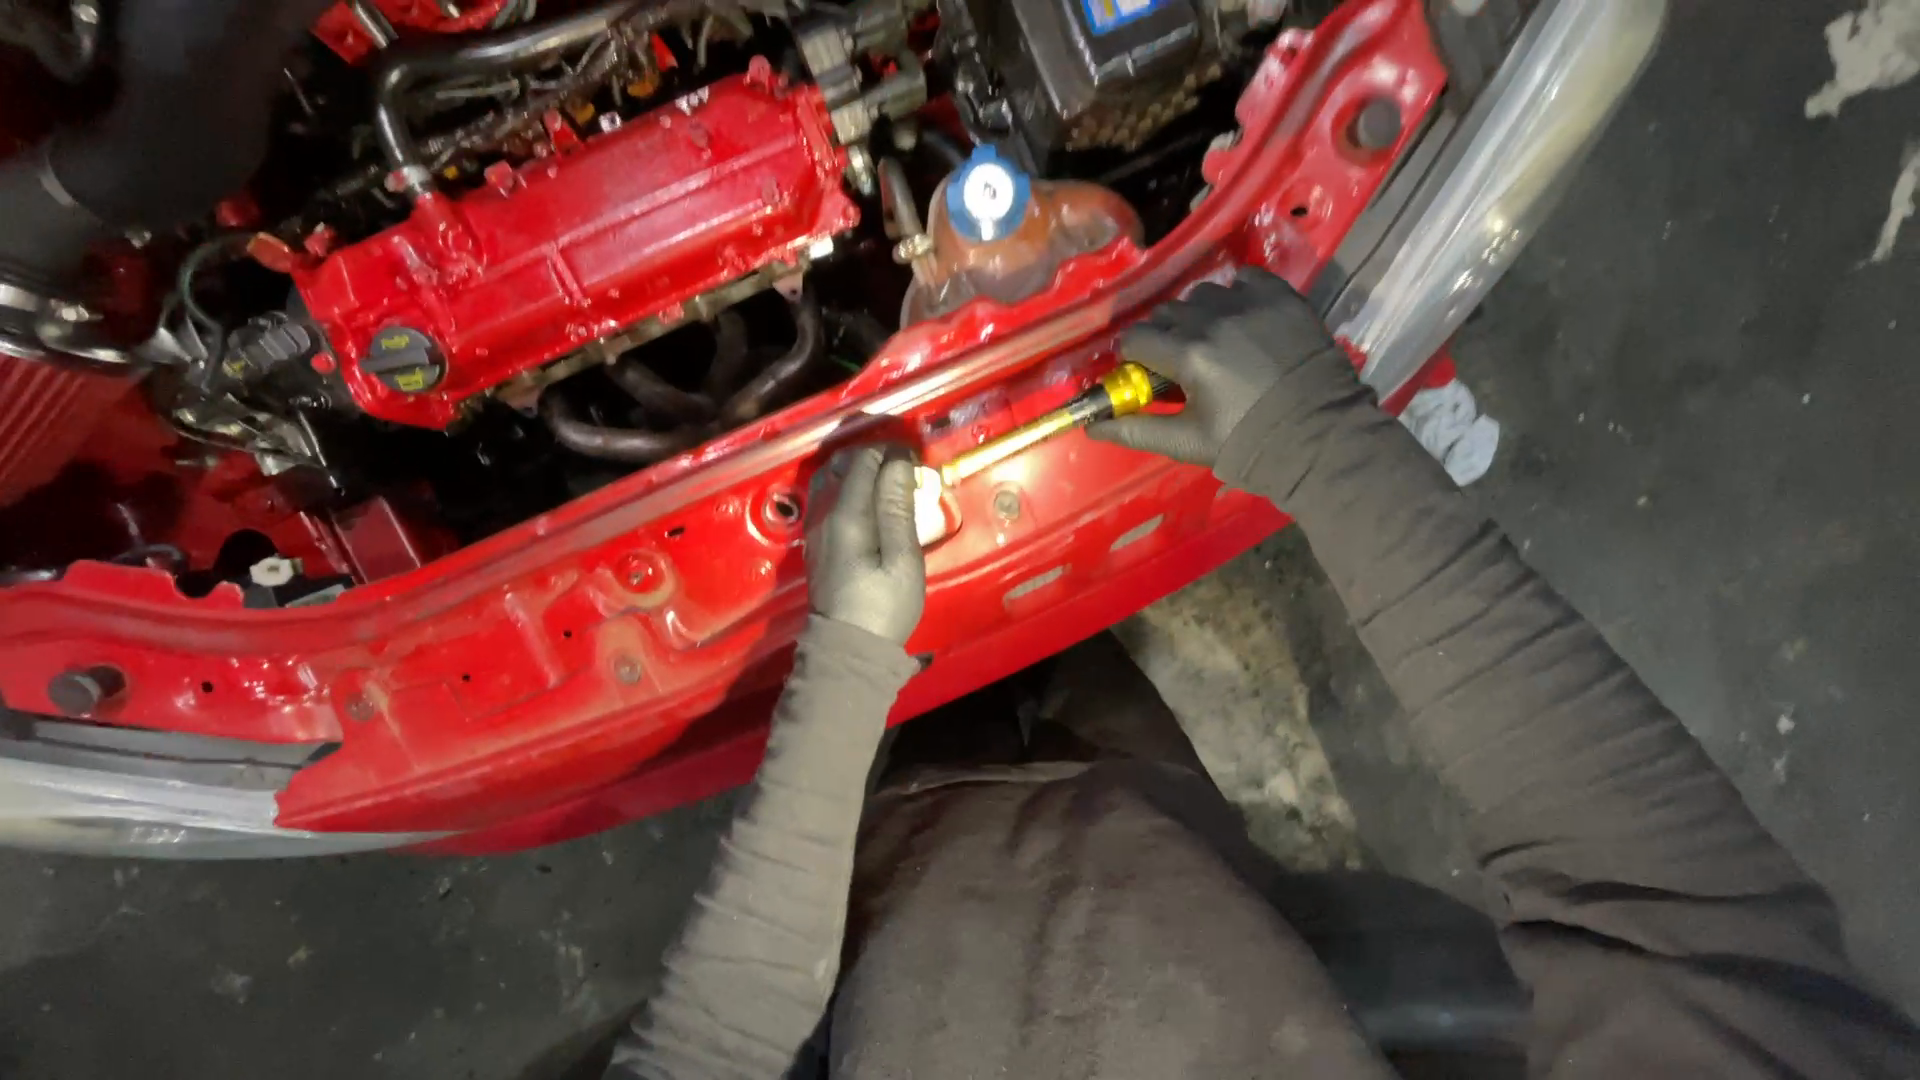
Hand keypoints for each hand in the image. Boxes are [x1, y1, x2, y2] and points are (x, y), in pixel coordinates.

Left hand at [805, 444, 926, 644]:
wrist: (847, 651)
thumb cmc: (883, 608)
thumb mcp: (902, 560)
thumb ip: (898, 509)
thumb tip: (898, 462)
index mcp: (846, 516)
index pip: (864, 462)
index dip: (891, 451)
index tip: (916, 458)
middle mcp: (823, 515)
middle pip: (842, 464)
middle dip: (873, 455)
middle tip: (904, 464)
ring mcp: (815, 529)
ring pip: (830, 479)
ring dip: (858, 469)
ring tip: (888, 478)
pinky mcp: (816, 543)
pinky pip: (827, 498)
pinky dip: (848, 487)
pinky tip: (869, 500)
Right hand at [1087, 270, 1354, 467]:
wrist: (1319, 438)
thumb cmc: (1246, 444)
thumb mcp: (1185, 442)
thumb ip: (1135, 430)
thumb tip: (1092, 428)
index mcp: (1187, 355)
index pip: (1136, 339)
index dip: (1133, 357)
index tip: (1144, 372)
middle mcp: (1214, 319)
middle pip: (1167, 313)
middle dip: (1164, 336)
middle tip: (1179, 363)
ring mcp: (1251, 303)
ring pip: (1202, 294)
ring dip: (1197, 314)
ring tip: (1213, 340)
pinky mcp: (1283, 297)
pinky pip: (1244, 278)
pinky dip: (1235, 294)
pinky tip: (1241, 320)